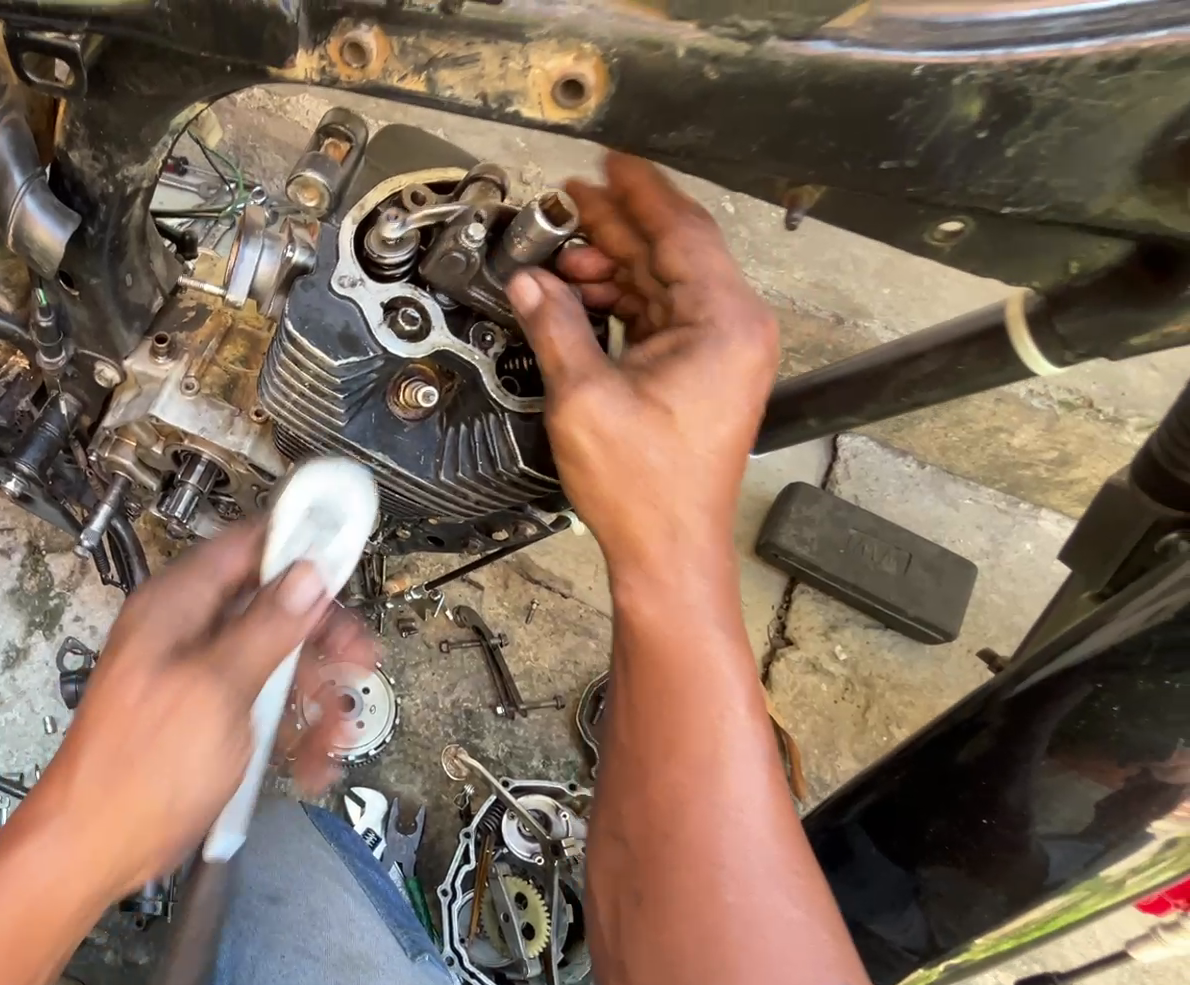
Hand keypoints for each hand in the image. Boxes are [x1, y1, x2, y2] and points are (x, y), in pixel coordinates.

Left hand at [21, 524, 376, 897]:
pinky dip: (290, 725)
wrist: (98, 845)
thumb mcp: (215, 690)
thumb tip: (304, 579)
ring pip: (273, 657)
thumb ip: (265, 629)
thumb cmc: (135, 771)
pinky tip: (308, 757)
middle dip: (317, 634)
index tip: (342, 548)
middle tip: (355, 655)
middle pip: (269, 605)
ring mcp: (198, 674)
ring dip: (312, 691)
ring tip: (333, 730)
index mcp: (175, 607)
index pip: (245, 546)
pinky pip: (261, 701)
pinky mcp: (207, 713)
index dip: (298, 544)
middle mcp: (186, 633)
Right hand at [506, 153, 778, 580]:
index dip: (638, 194)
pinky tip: (581, 300)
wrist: (666, 545)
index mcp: (721, 323)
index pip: (680, 232)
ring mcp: (715, 355)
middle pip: (669, 255)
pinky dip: (619, 306)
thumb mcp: (584, 397)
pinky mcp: (696, 377)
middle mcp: (730, 331)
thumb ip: (555, 328)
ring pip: (661, 287)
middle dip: (615, 230)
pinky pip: (656, 320)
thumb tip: (528, 284)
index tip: (608, 165)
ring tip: (560, 258)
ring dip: (611, 270)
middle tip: (569, 205)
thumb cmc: (642, 484)